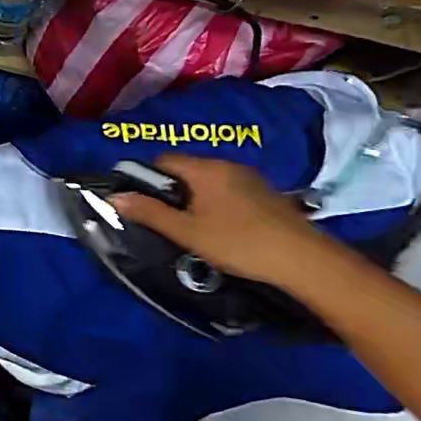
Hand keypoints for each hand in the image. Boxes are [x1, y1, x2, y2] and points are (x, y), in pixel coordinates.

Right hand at [109, 154, 346, 289]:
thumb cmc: (239, 243)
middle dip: (171, 189)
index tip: (142, 202)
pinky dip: (217, 202)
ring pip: (209, 179)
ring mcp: (250, 178)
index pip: (163, 160)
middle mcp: (227, 165)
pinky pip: (229, 189)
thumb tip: (115, 197)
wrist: (304, 260)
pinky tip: (222, 228)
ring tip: (192, 226)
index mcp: (205, 169)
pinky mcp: (267, 193)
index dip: (146, 177)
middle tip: (166, 219)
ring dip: (195, 196)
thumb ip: (150, 213)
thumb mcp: (188, 233)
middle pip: (186, 168)